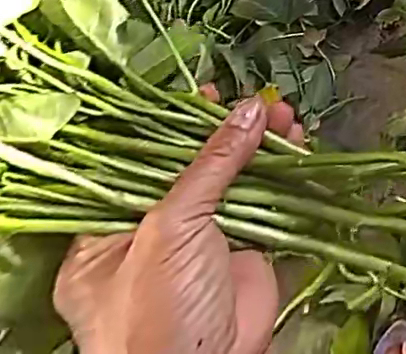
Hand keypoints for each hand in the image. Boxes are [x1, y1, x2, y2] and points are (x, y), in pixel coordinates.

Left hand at [53, 93, 305, 353]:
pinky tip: (296, 142)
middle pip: (196, 165)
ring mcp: (204, 241)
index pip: (141, 162)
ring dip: (262, 144)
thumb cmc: (158, 312)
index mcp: (110, 235)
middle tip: (258, 101)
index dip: (175, 125)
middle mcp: (156, 233)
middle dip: (229, 130)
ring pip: (235, 177)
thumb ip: (212, 163)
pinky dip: (283, 169)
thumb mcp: (172, 227)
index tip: (207, 93)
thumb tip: (251, 109)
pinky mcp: (246, 248)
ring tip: (285, 115)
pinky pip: (265, 198)